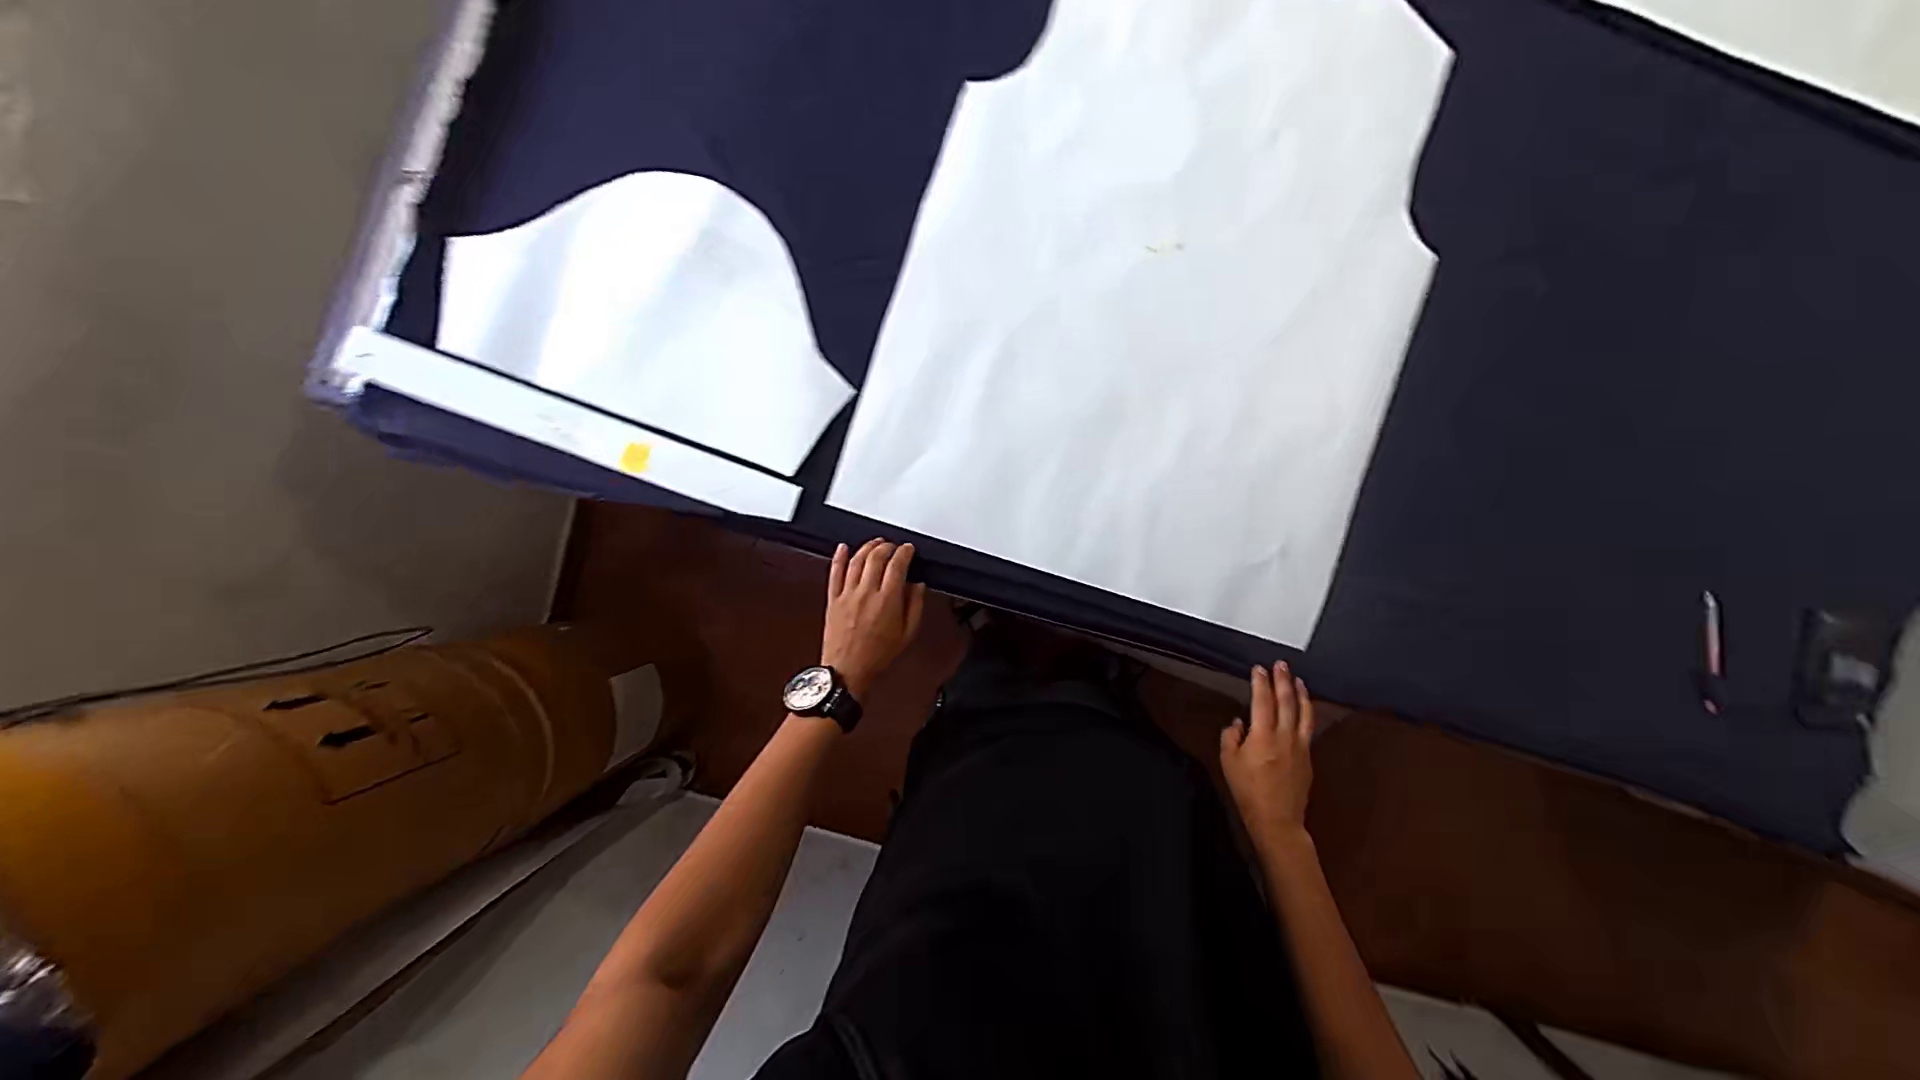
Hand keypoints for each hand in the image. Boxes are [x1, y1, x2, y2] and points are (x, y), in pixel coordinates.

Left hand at [821, 540, 926, 698]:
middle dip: (887, 546)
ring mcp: (848, 595)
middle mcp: (866, 593)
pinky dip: (839, 557)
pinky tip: (843, 548)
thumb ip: (915, 606)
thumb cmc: (877, 657)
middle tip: (893, 546)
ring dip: (867, 547)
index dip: (904, 552)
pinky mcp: (833, 600)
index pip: (897, 565)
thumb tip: (918, 586)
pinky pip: (835, 572)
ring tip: (875, 543)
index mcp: (888, 601)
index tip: (908, 550)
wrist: (848, 672)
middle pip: (876, 557)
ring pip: (857, 560)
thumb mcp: (908, 634)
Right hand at [1220, 661, 1317, 852]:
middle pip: (1287, 701)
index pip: (1263, 701)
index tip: (1258, 668)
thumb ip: (1231, 737)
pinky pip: (1309, 727)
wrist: (1277, 818)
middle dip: (1283, 680)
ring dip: (1300, 693)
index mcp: (1263, 735)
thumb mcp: (1228, 762)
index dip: (1260, 682)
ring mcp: (1301, 746)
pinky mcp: (1308, 757)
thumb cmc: (1247, 790)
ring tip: (1298, 680)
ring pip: (1304, 713)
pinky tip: (1304, 707)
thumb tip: (1239, 723)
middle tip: (1281, 664)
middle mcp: (1285, 736)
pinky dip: (1307, 711)